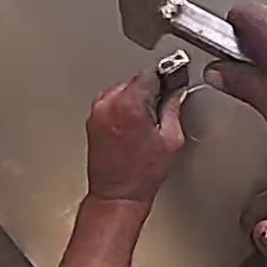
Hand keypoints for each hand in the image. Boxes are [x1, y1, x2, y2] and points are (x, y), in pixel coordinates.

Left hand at [85, 69, 186, 202]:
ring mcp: (98, 112)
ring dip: (136, 98)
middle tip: (162, 108)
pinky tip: (133, 126)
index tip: (173, 79)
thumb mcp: (171, 139)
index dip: (165, 76)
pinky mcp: (92, 120)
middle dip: (150, 90)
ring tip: (145, 122)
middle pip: (135, 80)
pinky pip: (112, 102)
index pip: (150, 73)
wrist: (117, 193)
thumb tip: (174, 92)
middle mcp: (109, 104)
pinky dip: (123, 108)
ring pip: (123, 90)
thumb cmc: (142, 174)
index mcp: (130, 105)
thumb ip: (173, 108)